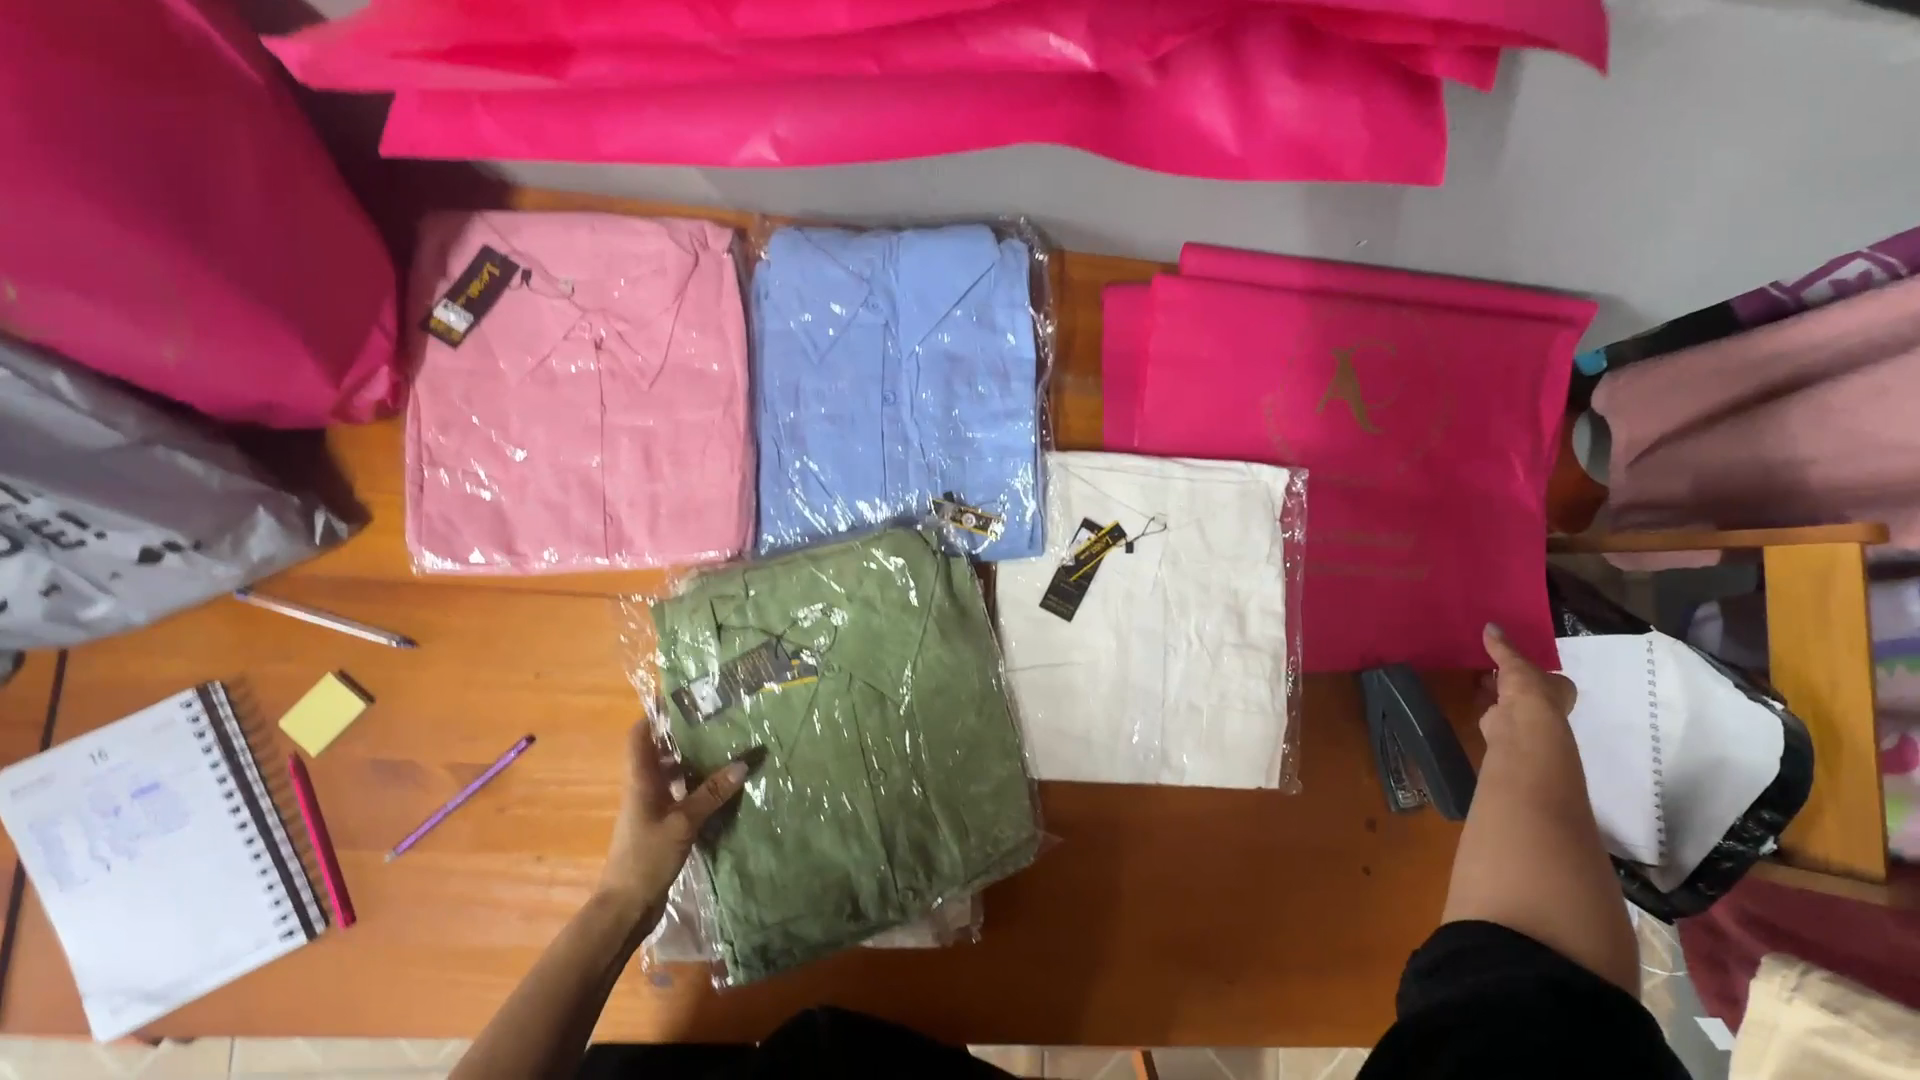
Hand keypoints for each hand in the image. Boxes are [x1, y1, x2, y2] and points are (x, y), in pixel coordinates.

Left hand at [596, 722, 751, 929]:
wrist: (626, 906)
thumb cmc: (646, 857)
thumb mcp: (683, 822)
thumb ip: (711, 793)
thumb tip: (743, 761)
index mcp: (640, 779)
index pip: (640, 735)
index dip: (655, 713)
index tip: (681, 697)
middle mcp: (643, 788)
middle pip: (659, 751)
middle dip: (684, 734)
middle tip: (717, 720)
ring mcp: (651, 808)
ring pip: (672, 774)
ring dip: (693, 761)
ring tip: (726, 748)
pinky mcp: (662, 826)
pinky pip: (680, 795)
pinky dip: (698, 787)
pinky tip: (722, 789)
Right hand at [1478, 623, 1576, 744]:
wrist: (1519, 726)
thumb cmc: (1529, 690)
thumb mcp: (1515, 662)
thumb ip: (1502, 646)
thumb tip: (1490, 625)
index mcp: (1560, 687)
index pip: (1549, 674)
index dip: (1532, 665)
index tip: (1515, 657)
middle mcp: (1548, 702)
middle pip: (1527, 685)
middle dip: (1511, 676)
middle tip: (1492, 659)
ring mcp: (1526, 715)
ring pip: (1510, 696)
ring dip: (1497, 686)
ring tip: (1479, 669)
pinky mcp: (1506, 723)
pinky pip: (1494, 705)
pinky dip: (1485, 698)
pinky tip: (1474, 686)